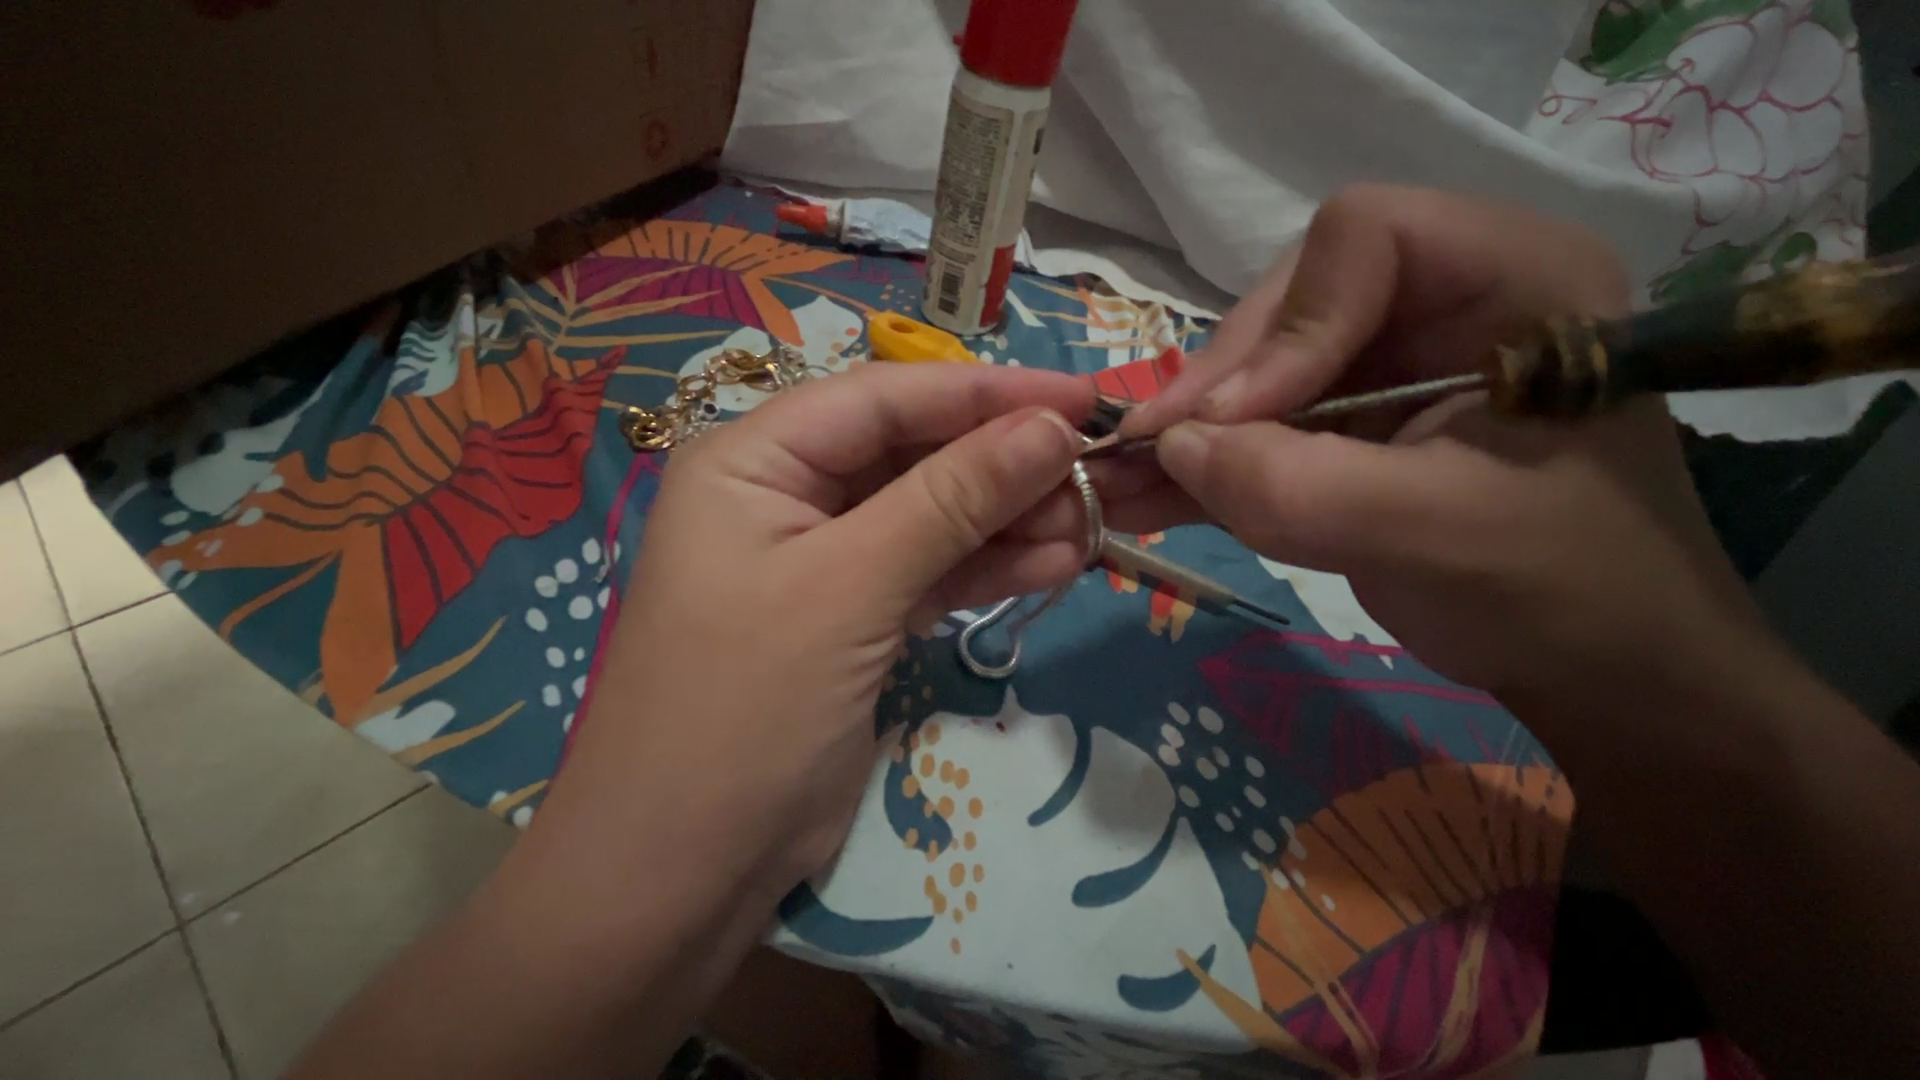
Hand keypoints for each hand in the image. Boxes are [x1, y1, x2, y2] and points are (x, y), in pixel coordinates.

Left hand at [541, 363, 1095, 894]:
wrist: (681, 871)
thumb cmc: (745, 708)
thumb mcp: (849, 590)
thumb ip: (951, 501)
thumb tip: (1050, 426)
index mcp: (752, 460)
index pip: (884, 398)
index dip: (986, 392)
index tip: (1082, 396)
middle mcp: (783, 496)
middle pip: (912, 454)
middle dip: (1003, 463)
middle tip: (1097, 472)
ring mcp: (821, 563)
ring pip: (930, 517)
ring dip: (1008, 519)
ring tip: (1093, 522)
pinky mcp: (852, 621)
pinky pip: (929, 574)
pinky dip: (987, 570)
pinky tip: (1056, 563)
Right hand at [1095, 185, 1767, 713]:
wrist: (1597, 670)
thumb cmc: (1561, 591)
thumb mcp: (1436, 533)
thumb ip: (1300, 486)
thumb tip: (1169, 449)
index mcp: (1513, 281)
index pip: (1365, 239)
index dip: (1288, 324)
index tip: (1236, 422)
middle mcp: (1444, 301)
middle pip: (1292, 304)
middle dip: (1222, 388)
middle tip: (1150, 460)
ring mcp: (1389, 366)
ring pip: (1258, 369)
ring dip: (1191, 434)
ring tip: (1117, 484)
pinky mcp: (1351, 424)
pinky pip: (1260, 426)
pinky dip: (1203, 465)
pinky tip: (1144, 497)